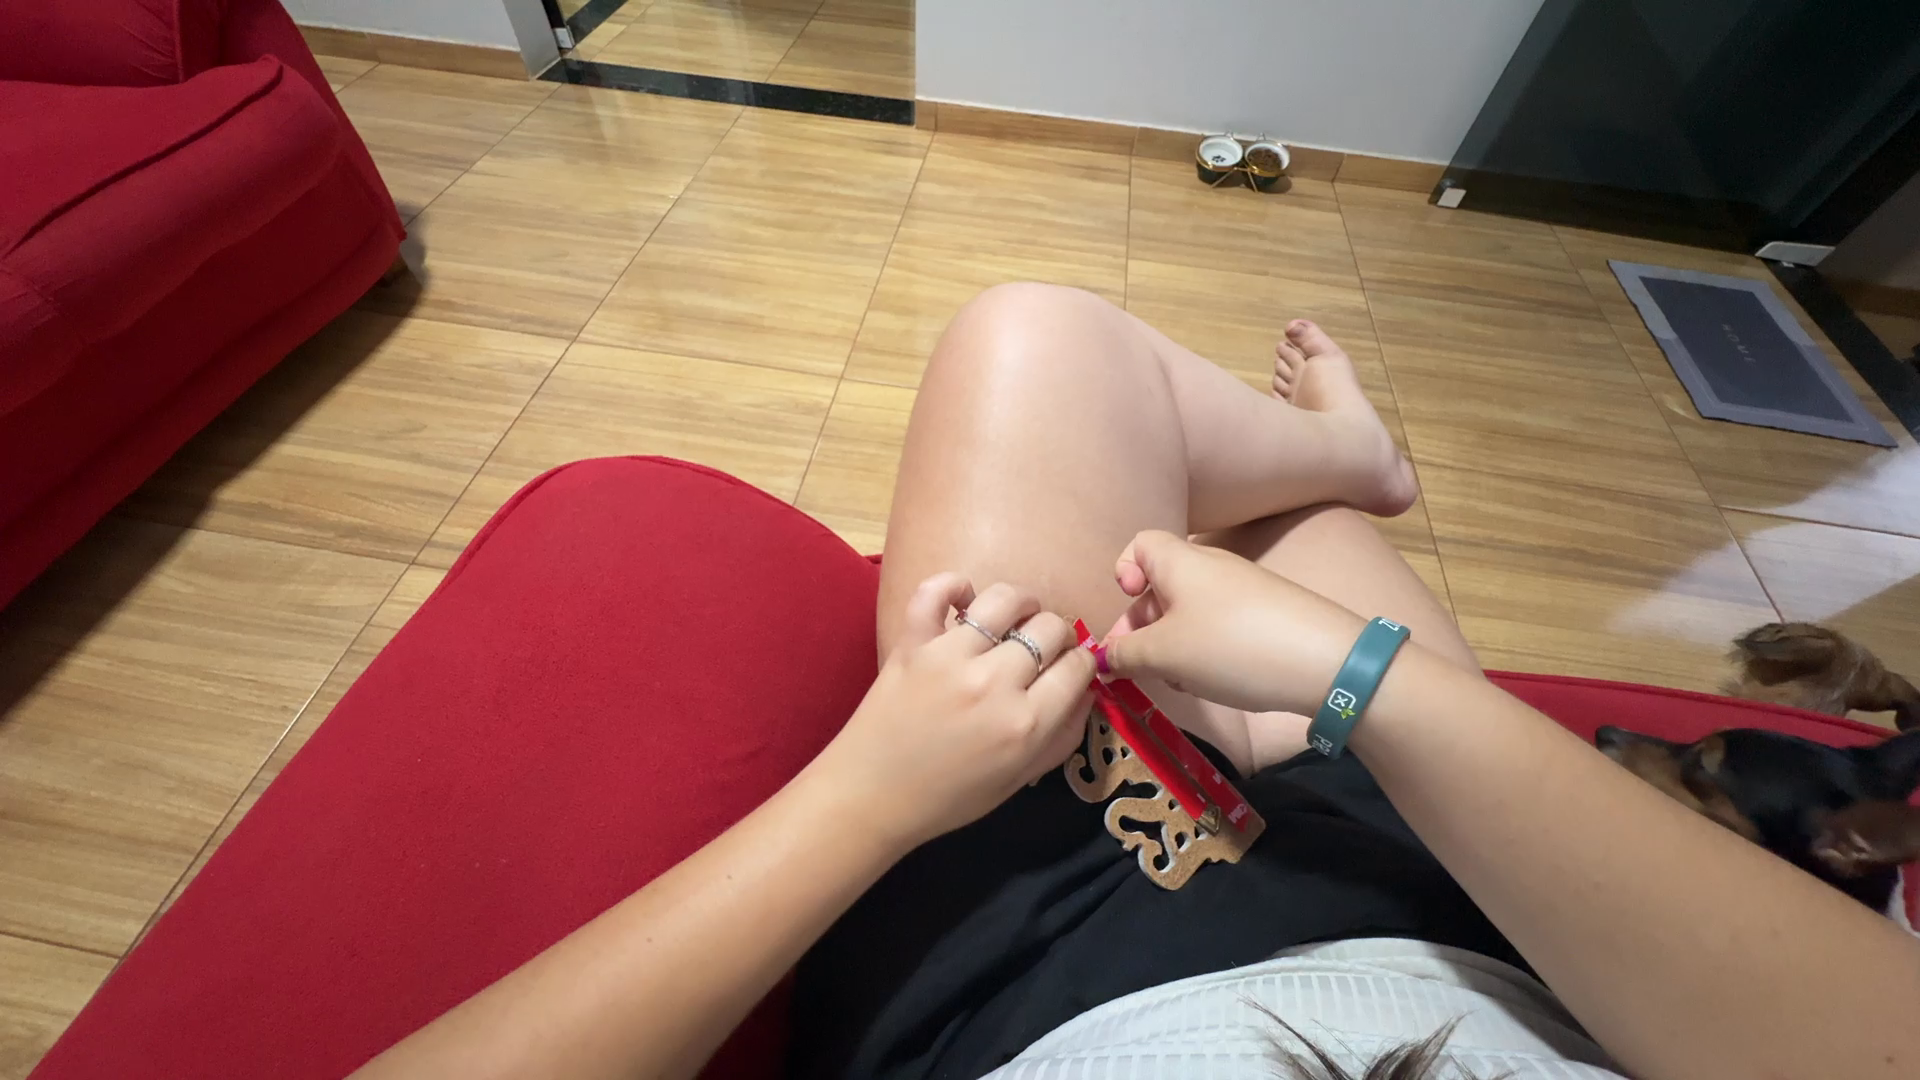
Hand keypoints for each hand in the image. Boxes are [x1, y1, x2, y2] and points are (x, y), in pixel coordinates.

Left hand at [809, 574, 1096, 849]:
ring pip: (1005, 600)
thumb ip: (1062, 737)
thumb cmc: (949, 796)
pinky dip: (954, 585)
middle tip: (1042, 649)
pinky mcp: (913, 642)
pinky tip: (964, 601)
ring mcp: (950, 656)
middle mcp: (994, 682)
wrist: (872, 795)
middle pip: (1049, 627)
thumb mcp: (1018, 778)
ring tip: (1014, 618)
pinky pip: (936, 590)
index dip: (1083, 662)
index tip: (1072, 666)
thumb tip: (1087, 690)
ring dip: (1020, 603)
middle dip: (1058, 635)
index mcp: (1026, 723)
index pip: (1078, 666)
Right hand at [1098, 530, 1368, 715]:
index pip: (1139, 545)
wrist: (1328, 662)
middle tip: (1136, 664)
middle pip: (1159, 585)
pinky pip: (1217, 625)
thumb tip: (1101, 658)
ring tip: (1178, 678)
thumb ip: (1124, 655)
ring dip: (1171, 644)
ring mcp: (1241, 590)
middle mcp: (1209, 567)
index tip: (1128, 604)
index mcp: (1179, 561)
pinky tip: (1213, 680)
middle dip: (1141, 625)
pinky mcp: (1265, 615)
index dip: (1123, 570)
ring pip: (1186, 611)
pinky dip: (1204, 650)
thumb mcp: (1164, 655)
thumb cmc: (1229, 646)